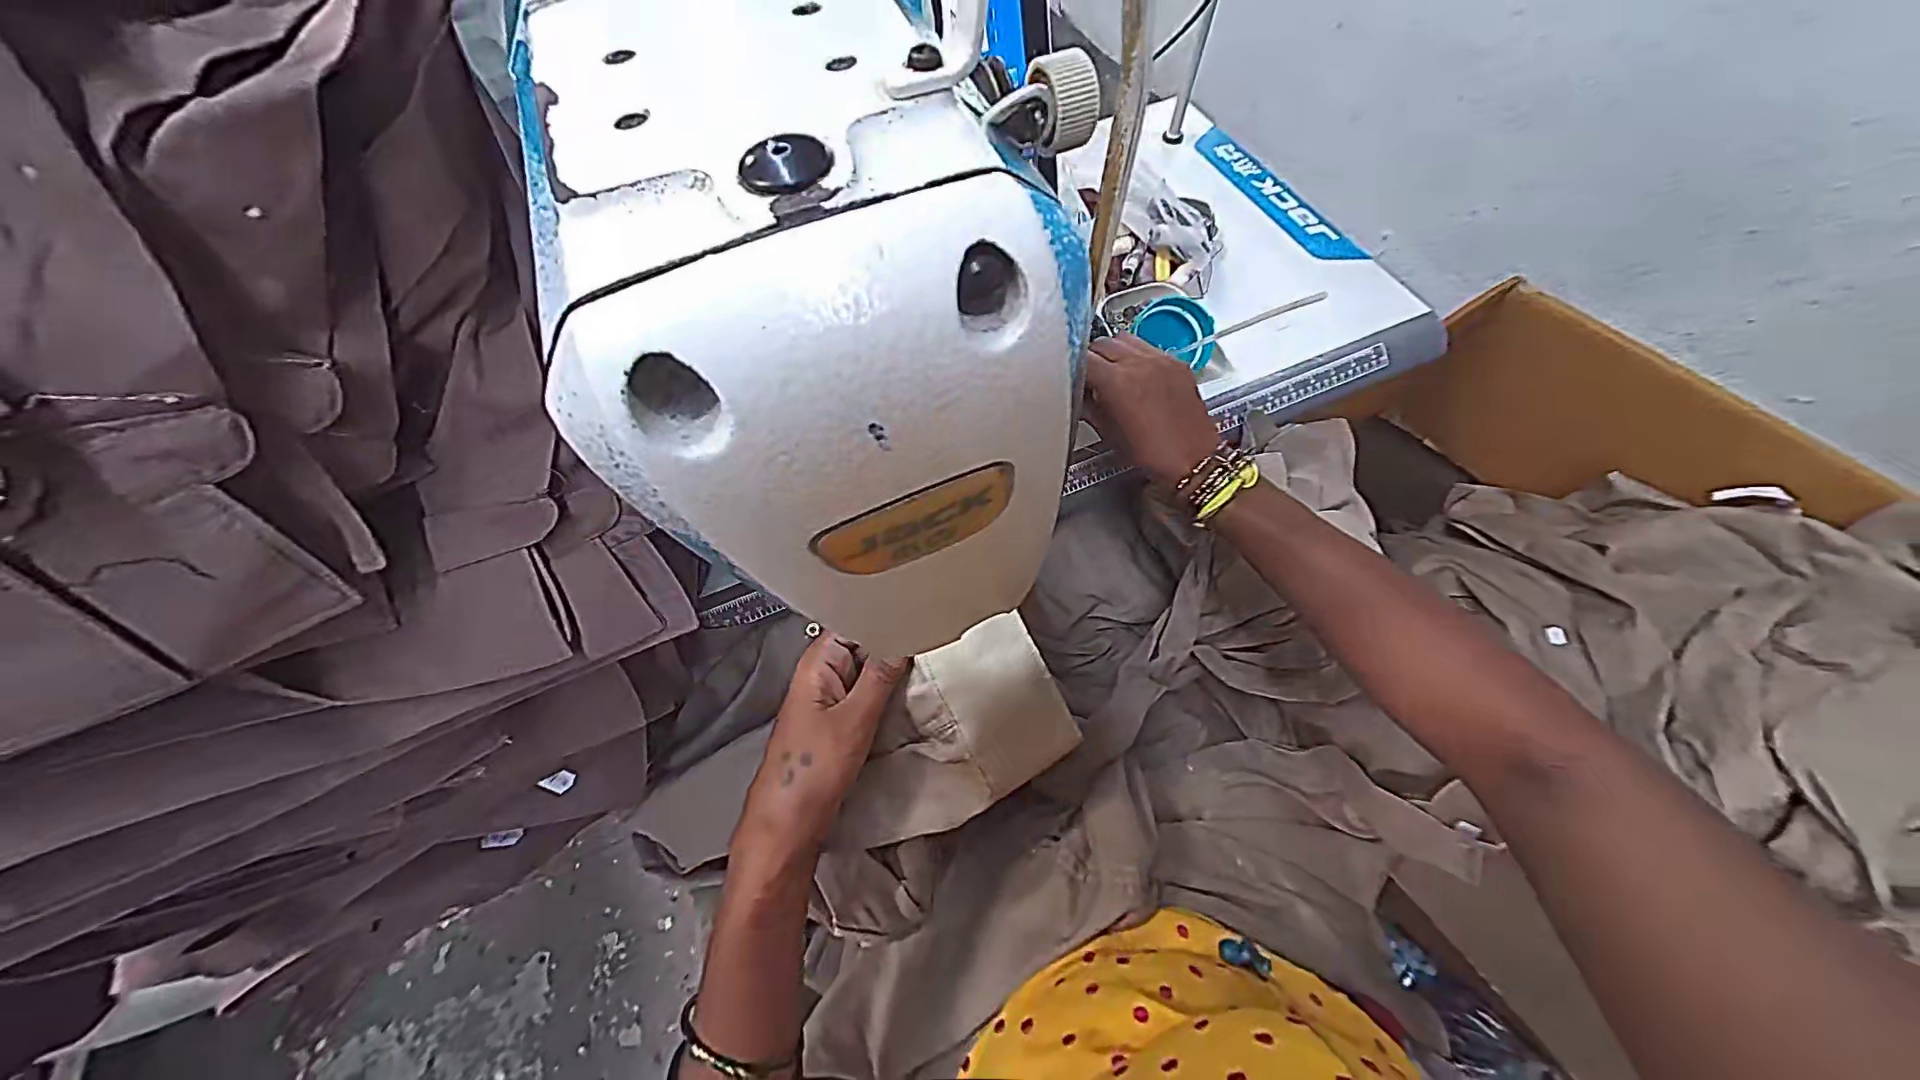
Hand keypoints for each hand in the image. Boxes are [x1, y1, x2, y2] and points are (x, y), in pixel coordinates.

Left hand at [734, 632, 909, 859]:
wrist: (788, 824)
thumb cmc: (812, 771)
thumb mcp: (854, 720)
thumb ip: (880, 676)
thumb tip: (903, 636)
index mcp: (817, 663)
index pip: (854, 620)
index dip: (884, 614)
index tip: (918, 612)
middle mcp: (822, 674)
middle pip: (863, 643)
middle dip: (893, 641)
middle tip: (932, 634)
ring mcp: (830, 697)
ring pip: (868, 670)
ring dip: (893, 668)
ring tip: (928, 658)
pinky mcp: (839, 719)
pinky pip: (867, 694)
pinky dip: (887, 692)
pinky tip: (909, 691)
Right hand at [1084, 333, 1219, 487]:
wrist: (1193, 459)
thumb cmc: (1154, 454)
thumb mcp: (1109, 434)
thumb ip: (1090, 407)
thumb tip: (1082, 396)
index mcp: (1118, 382)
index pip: (1084, 358)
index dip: (1073, 368)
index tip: (1071, 377)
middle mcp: (1140, 364)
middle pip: (1103, 343)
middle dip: (1092, 357)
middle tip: (1089, 376)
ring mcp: (1161, 360)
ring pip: (1126, 338)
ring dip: (1114, 351)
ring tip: (1112, 372)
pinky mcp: (1177, 363)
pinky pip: (1148, 347)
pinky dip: (1136, 355)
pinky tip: (1135, 375)